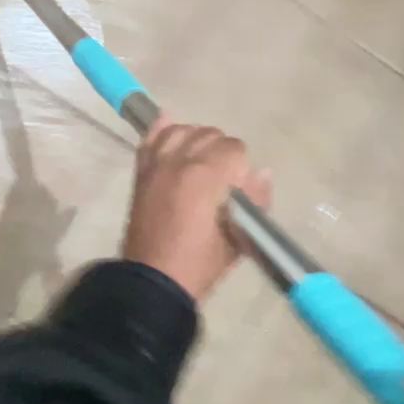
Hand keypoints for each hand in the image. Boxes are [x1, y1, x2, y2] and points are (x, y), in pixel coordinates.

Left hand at [121, 118, 271, 301]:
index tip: (240, 192)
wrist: (153, 281)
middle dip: (224, 153)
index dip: (242, 168)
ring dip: (198, 140)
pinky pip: (151, 138)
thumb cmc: (199, 264)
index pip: (234, 150)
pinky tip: (171, 122)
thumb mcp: (238, 239)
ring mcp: (157, 165)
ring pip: (182, 130)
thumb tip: (262, 173)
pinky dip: (162, 129)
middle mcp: (179, 161)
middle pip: (210, 135)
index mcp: (205, 176)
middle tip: (225, 182)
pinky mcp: (142, 172)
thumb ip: (254, 201)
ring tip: (204, 163)